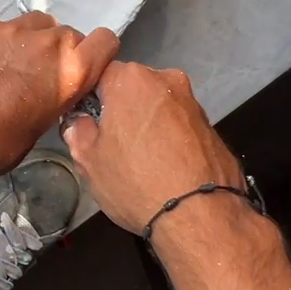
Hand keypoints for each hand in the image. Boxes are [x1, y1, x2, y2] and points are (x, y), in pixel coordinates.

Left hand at [0, 13, 117, 180]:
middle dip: (57, 52)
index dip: (95, 54)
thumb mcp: (43, 125)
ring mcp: (10, 30)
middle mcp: (46, 43)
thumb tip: (55, 85)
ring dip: (29, 41)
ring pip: (34, 24)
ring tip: (9, 66)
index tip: (83, 65)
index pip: (105, 42)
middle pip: (66, 34)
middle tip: (37, 75)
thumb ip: (59, 92)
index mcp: (70, 70)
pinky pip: (1, 28)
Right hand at [61, 61, 243, 233]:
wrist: (199, 216)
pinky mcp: (212, 126)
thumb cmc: (135, 182)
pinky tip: (164, 166)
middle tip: (110, 142)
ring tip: (139, 159)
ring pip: (158, 106)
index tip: (84, 120)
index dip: (88, 97)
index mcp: (130, 79)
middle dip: (120, 107)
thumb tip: (80, 123)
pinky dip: (169, 138)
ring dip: (146, 123)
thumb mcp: (88, 161)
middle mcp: (165, 80)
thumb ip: (78, 132)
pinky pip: (179, 125)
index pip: (99, 73)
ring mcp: (193, 102)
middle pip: (132, 87)